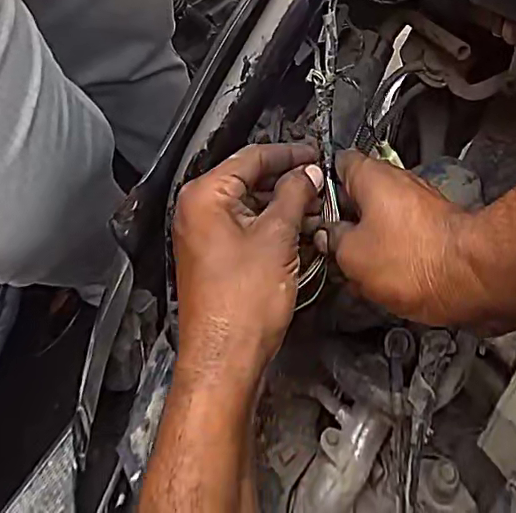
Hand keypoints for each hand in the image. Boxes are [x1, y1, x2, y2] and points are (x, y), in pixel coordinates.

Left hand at [172, 144, 320, 385]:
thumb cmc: (239, 307)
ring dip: (283, 204)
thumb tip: (306, 174)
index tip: (312, 155)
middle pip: (249, 178)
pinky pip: (246, 226)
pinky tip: (298, 231)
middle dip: (288, 181)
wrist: (224, 362)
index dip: (288, 154)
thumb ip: (295, 195)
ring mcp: (203, 233)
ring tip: (315, 208)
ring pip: (250, 204)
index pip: (251, 156)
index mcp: (204, 195)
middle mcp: (197, 210)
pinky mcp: (214, 255)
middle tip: (318, 182)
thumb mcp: (277, 237)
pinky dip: (272, 226)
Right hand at [325, 150, 483, 326]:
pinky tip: (387, 280)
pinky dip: (392, 254)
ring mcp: (417, 204)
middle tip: (331, 245)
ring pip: (379, 219)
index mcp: (370, 176)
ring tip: (359, 271)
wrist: (475, 278)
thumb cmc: (419, 260)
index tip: (309, 204)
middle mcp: (396, 182)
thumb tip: (329, 237)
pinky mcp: (434, 229)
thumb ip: (332, 240)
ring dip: (367, 241)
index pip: (335, 162)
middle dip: (343, 221)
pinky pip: (402, 236)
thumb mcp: (352, 255)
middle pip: (356, 194)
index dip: (318, 183)